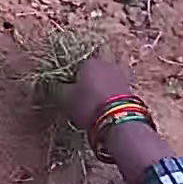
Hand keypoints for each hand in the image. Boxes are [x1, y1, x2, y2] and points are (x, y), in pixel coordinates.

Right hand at [58, 53, 172, 183]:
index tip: (65, 87)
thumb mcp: (63, 97)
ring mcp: (122, 77)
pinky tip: (102, 108)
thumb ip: (56, 88)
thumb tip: (50, 84)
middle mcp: (107, 65)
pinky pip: (114, 90)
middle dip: (86, 79)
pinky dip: (108, 97)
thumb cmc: (87, 104)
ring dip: (99, 88)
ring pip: (105, 80)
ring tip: (90, 103)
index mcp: (89, 62)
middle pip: (93, 70)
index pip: (75, 63)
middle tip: (77, 94)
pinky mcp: (132, 91)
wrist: (120, 121)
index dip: (69, 76)